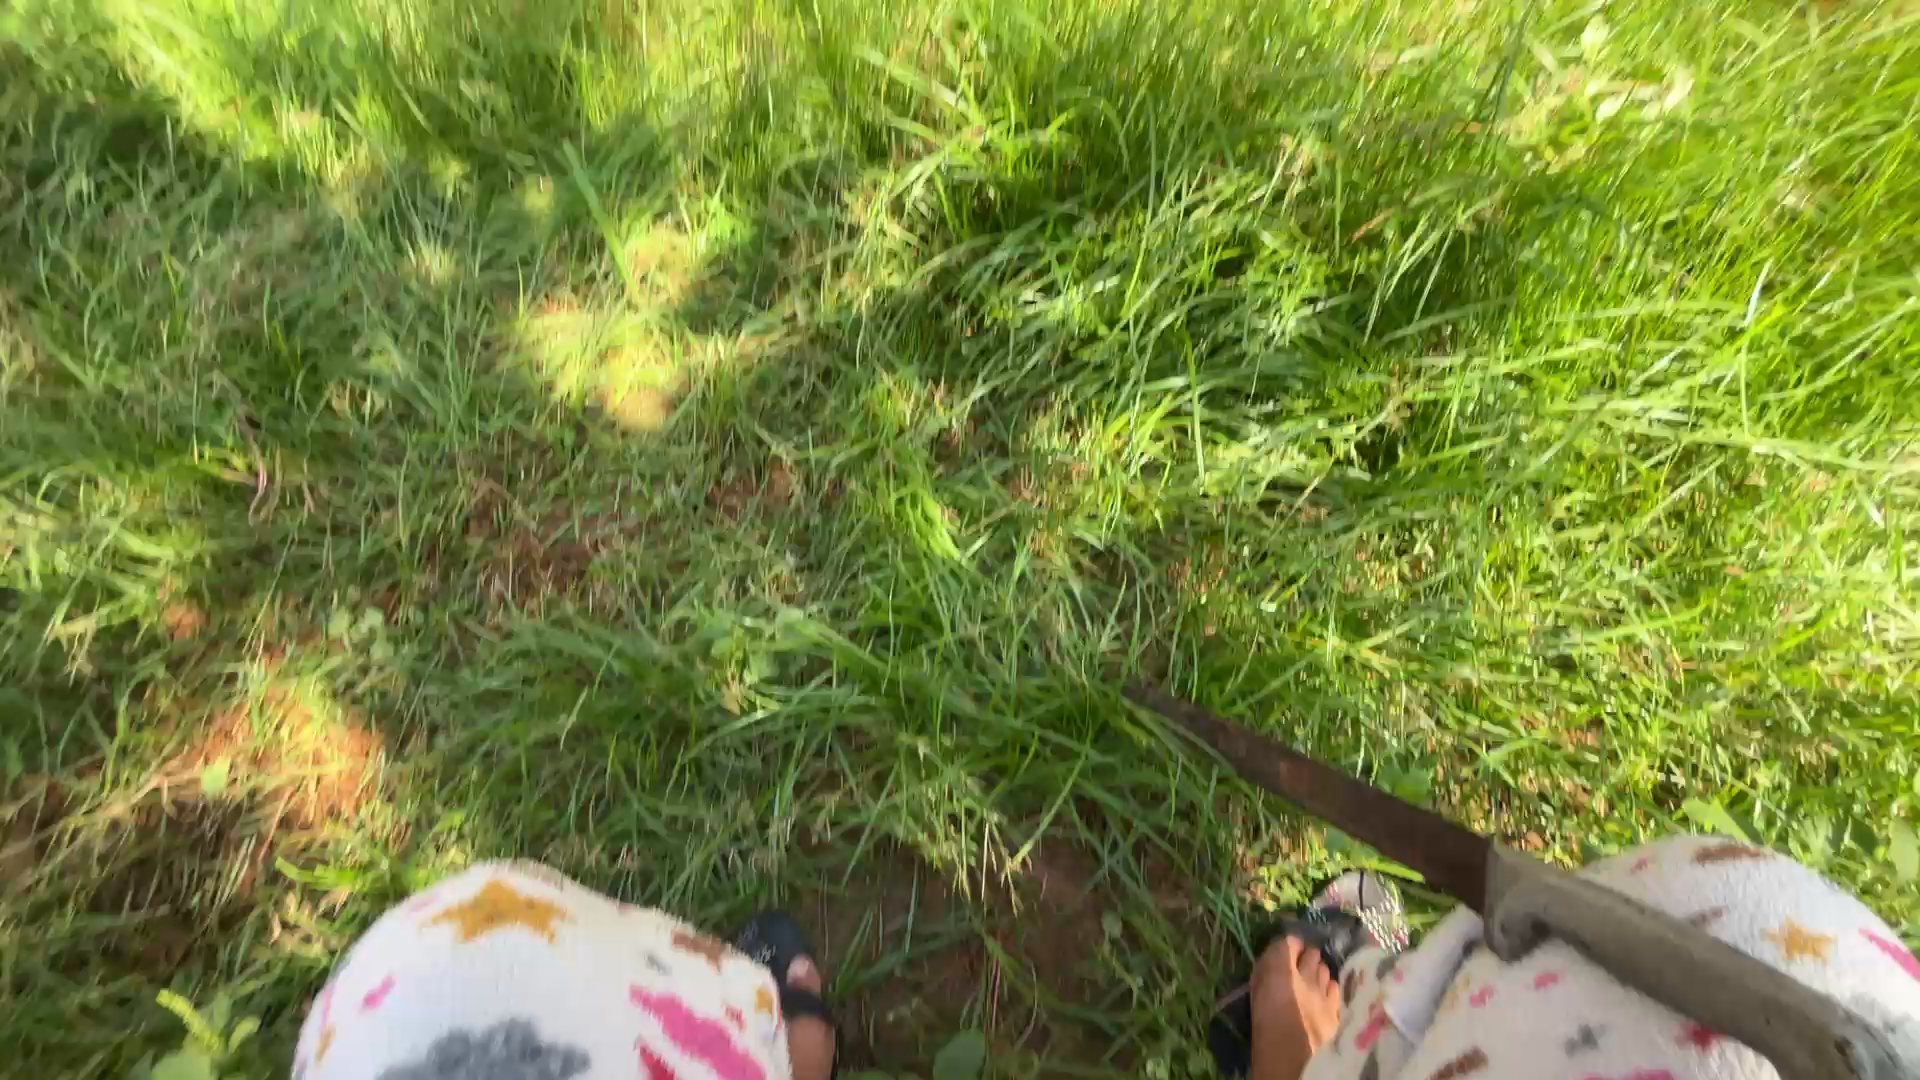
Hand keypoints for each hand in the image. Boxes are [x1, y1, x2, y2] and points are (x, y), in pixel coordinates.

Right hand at [1248, 936, 1343, 1079]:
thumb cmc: (1264, 1025)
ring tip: (1314, 977)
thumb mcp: (1256, 992)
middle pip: (1312, 953)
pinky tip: (1325, 993)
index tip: (1287, 948)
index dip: (1290, 944)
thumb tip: (1273, 958)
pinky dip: (1330, 987)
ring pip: (1325, 970)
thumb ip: (1266, 971)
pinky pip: (1335, 989)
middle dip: (1307, 955)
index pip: (1290, 942)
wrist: (1290, 1058)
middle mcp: (1306, 975)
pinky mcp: (1335, 1010)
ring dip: (1319, 971)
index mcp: (1281, 968)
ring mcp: (1324, 993)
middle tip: (1301, 962)